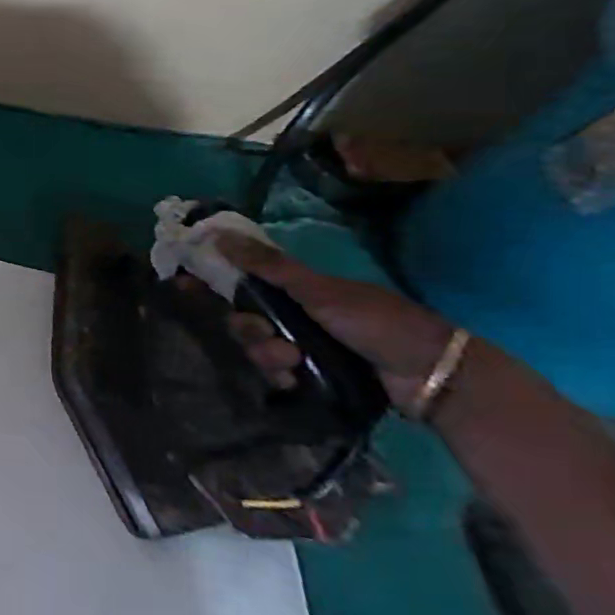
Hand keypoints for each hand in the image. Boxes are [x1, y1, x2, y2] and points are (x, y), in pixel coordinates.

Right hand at [213, 231, 456, 412]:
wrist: (430, 375)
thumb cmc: (375, 320)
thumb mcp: (319, 289)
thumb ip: (268, 266)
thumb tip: (217, 234)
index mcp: (294, 289)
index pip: (241, 280)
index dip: (212, 281)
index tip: (184, 284)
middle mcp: (292, 315)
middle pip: (243, 319)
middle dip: (248, 330)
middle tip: (268, 337)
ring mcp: (302, 347)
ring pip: (257, 348)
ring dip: (266, 355)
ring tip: (292, 364)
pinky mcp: (310, 376)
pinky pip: (275, 374)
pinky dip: (280, 376)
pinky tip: (295, 380)